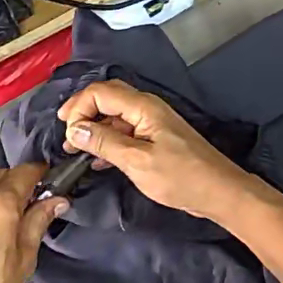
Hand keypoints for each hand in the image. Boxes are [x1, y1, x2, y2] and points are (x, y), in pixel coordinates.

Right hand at [57, 79, 265, 222]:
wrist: (217, 190)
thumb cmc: (180, 176)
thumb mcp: (137, 161)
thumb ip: (104, 142)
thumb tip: (74, 128)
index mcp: (144, 107)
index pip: (101, 92)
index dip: (78, 107)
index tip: (66, 134)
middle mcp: (148, 109)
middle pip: (108, 98)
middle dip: (83, 113)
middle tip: (67, 138)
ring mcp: (153, 123)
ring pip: (115, 115)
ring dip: (94, 129)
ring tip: (76, 151)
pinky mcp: (156, 139)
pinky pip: (125, 131)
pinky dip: (108, 141)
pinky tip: (97, 160)